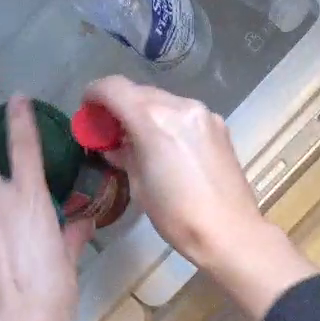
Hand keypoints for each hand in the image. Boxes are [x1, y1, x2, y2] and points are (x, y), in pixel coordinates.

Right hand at [83, 76, 317, 320]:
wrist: (230, 232)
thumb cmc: (178, 216)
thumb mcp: (140, 186)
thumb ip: (125, 155)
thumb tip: (115, 146)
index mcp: (153, 119)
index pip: (113, 88)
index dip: (94, 95)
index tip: (89, 111)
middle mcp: (180, 107)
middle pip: (139, 92)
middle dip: (121, 107)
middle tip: (112, 132)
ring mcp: (204, 115)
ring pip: (165, 101)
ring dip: (147, 114)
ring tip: (141, 142)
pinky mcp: (220, 128)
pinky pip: (186, 115)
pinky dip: (171, 122)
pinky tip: (169, 147)